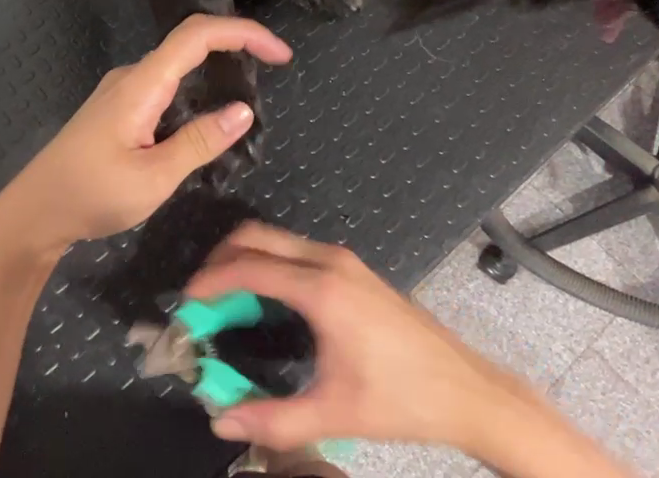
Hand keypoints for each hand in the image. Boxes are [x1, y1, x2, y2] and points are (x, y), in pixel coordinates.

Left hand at [0, 15, 291, 259]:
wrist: (37, 209)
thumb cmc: (92, 194)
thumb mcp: (154, 178)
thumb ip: (199, 142)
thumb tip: (244, 110)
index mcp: (140, 85)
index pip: (195, 36)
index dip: (242, 32)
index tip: (281, 54)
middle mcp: (130, 77)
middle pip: (188, 43)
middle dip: (236, 46)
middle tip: (276, 70)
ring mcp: (121, 91)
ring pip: (176, 66)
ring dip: (215, 71)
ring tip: (250, 100)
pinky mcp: (117, 108)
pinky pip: (163, 86)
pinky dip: (195, 90)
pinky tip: (208, 119)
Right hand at [184, 223, 518, 452]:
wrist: (472, 393)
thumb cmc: (403, 401)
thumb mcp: (336, 414)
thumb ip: (274, 419)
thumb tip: (219, 422)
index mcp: (322, 289)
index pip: (248, 268)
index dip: (210, 282)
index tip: (187, 303)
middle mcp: (329, 261)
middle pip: (256, 236)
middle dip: (220, 258)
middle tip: (201, 295)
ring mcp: (344, 260)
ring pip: (276, 238)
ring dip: (244, 258)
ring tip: (226, 299)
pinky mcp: (353, 268)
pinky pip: (294, 249)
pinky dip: (267, 262)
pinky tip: (266, 302)